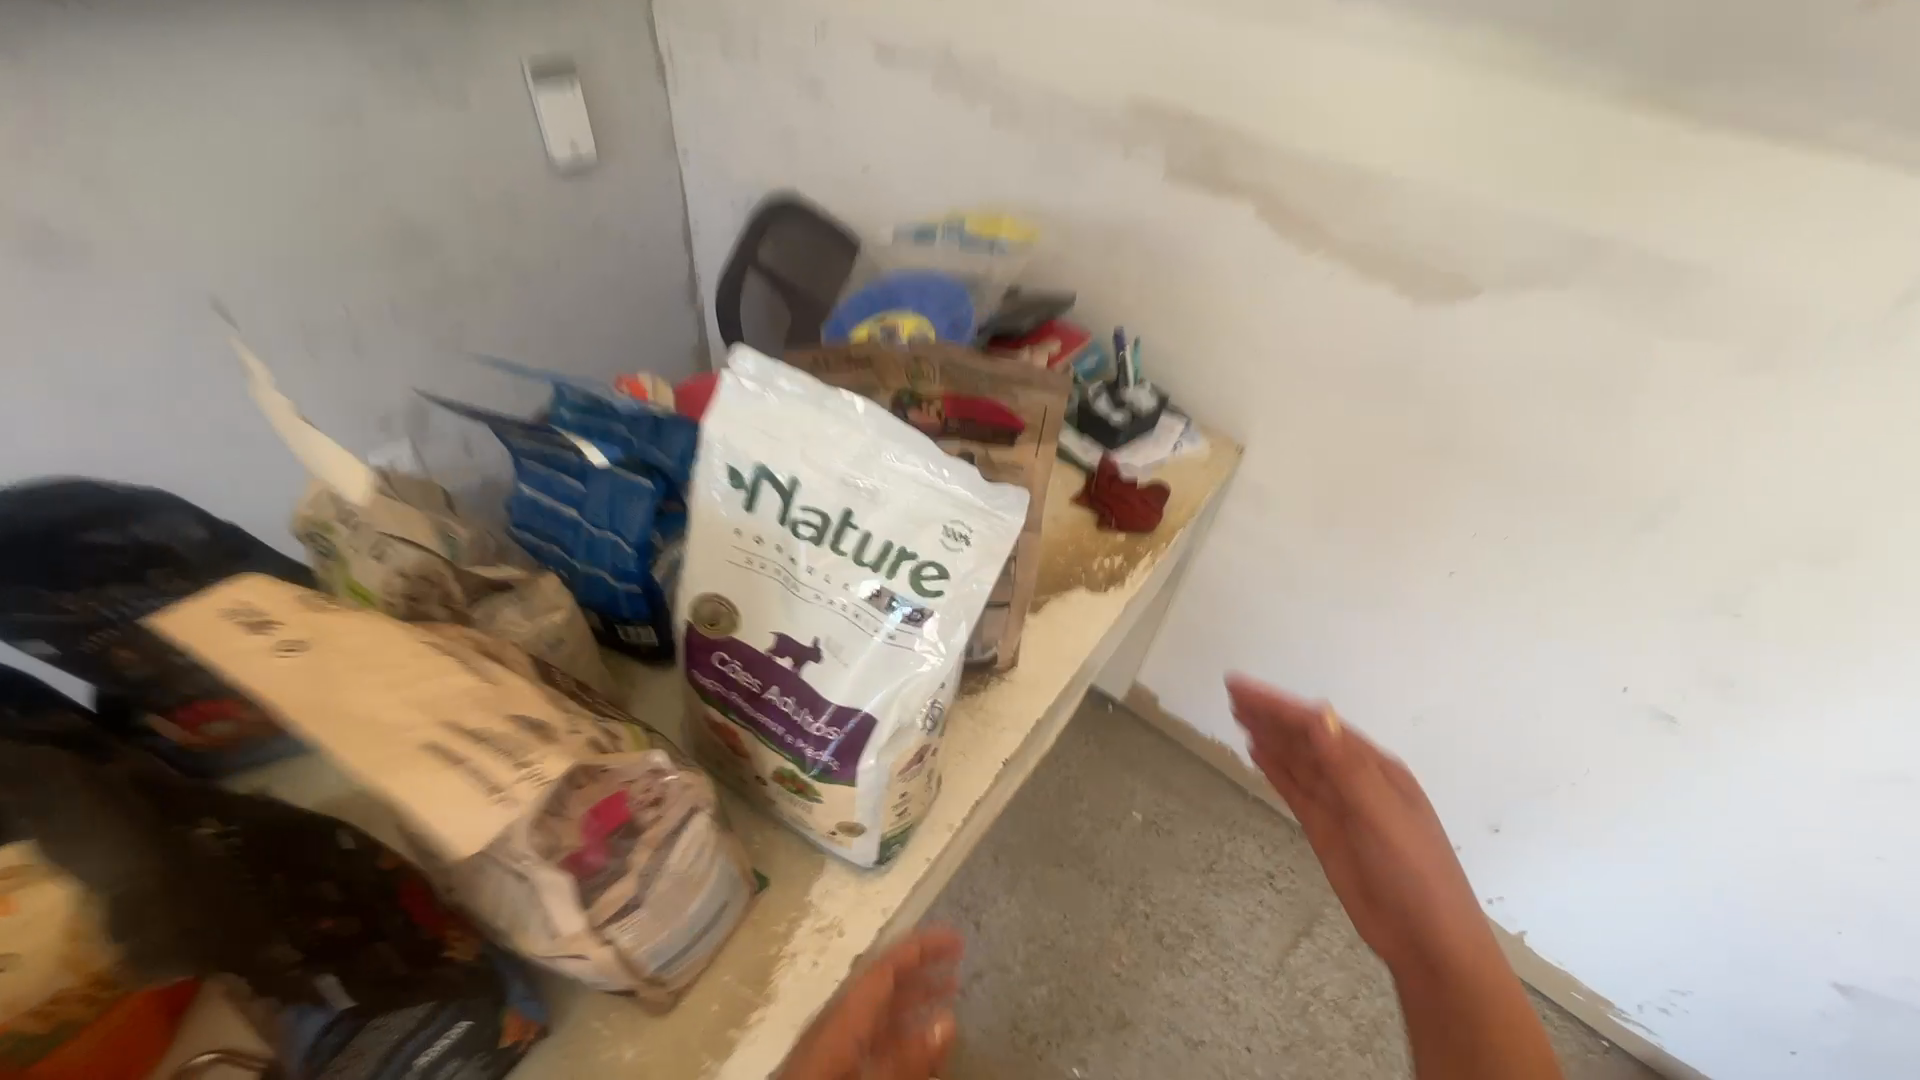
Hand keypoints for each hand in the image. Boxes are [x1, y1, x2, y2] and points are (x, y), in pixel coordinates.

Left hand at [776, 927, 962, 1079]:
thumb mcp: (871, 1078)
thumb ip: (908, 1058)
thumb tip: (949, 1020)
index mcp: (842, 1016)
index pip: (885, 965)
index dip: (920, 946)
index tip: (954, 937)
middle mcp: (835, 1021)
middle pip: (882, 981)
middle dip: (921, 968)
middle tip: (959, 959)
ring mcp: (829, 1043)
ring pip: (877, 1010)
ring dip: (913, 999)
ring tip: (949, 995)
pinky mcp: (828, 1063)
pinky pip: (868, 1035)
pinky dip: (898, 1030)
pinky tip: (917, 1041)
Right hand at [1226, 675, 1501, 983]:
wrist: (1428, 942)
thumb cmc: (1414, 874)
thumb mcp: (1381, 815)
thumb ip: (1346, 766)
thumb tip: (1317, 713)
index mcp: (1376, 768)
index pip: (1319, 725)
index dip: (1278, 705)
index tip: (1241, 688)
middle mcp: (1356, 780)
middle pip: (1306, 739)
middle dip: (1271, 715)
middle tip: (1232, 694)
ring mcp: (1340, 806)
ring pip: (1298, 762)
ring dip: (1270, 737)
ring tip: (1239, 715)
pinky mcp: (1325, 830)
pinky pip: (1295, 790)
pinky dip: (1276, 770)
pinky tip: (1258, 754)